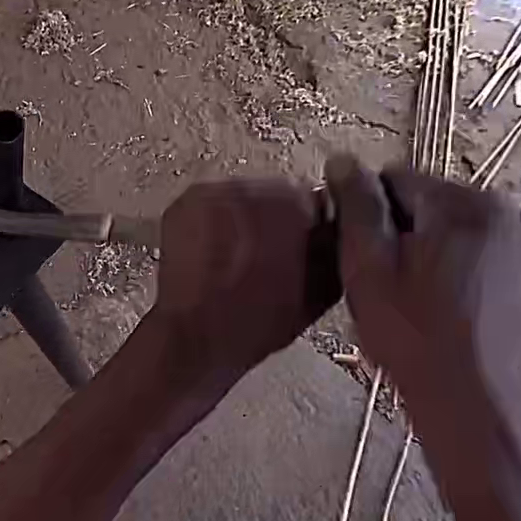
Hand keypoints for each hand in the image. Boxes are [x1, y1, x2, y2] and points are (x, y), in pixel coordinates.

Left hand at [149, 179, 329, 386]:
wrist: (196, 332)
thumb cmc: (259, 318)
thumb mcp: (320, 288)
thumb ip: (335, 247)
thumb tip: (340, 226)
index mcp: (287, 204)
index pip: (313, 194)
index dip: (312, 221)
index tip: (308, 243)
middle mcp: (245, 188)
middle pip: (273, 191)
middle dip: (277, 215)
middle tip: (275, 249)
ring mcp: (207, 194)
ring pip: (240, 195)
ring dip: (246, 216)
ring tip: (245, 252)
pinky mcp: (180, 204)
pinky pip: (210, 204)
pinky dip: (217, 221)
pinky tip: (219, 249)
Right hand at [323, 156, 520, 433]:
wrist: (472, 406)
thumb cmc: (410, 331)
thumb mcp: (366, 261)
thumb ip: (355, 204)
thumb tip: (342, 159)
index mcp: (465, 204)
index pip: (387, 178)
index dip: (359, 212)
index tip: (352, 252)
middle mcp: (499, 213)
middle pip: (412, 200)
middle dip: (384, 228)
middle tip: (371, 276)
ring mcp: (512, 244)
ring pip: (429, 226)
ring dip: (403, 248)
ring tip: (393, 293)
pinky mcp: (513, 272)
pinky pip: (451, 248)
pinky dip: (427, 265)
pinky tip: (420, 303)